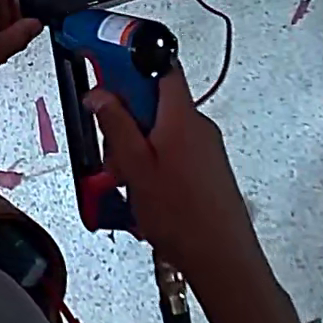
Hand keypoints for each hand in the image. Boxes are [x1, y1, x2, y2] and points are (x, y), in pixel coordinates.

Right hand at [87, 70, 268, 290]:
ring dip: (135, 145)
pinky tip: (142, 190)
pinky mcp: (207, 167)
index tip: (106, 66)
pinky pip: (171, 148)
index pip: (161, 65)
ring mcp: (204, 146)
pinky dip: (151, 160)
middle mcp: (197, 124)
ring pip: (159, 127)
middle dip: (126, 117)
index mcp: (181, 115)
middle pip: (154, 100)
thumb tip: (98, 93)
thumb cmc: (181, 216)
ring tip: (126, 181)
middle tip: (112, 150)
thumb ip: (115, 124)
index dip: (133, 59)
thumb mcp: (135, 167)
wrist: (224, 262)